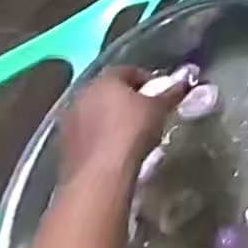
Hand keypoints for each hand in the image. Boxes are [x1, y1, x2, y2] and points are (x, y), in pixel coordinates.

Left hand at [57, 66, 188, 185]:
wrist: (99, 177)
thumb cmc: (132, 131)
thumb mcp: (160, 109)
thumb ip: (171, 93)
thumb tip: (185, 83)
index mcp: (104, 81)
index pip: (127, 70)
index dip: (146, 78)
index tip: (159, 90)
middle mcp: (81, 97)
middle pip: (108, 91)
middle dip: (126, 98)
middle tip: (146, 109)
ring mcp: (68, 124)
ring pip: (95, 113)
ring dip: (111, 118)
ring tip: (132, 131)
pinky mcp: (62, 149)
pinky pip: (86, 134)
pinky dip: (100, 136)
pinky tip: (115, 148)